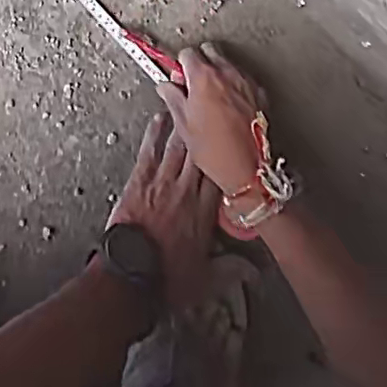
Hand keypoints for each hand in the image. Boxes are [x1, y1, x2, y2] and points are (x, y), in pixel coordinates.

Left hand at [107, 113, 220, 307]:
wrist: (131, 272)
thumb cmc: (167, 277)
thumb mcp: (206, 279)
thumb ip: (232, 270)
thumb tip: (255, 271)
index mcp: (206, 212)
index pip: (223, 178)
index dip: (230, 159)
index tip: (237, 144)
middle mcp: (187, 191)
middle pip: (203, 156)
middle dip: (210, 134)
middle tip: (216, 113)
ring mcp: (163, 182)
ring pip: (180, 147)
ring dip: (186, 127)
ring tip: (192, 107)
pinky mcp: (140, 179)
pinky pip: (151, 150)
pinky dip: (155, 132)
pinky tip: (160, 117)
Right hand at [155, 42, 268, 197]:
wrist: (248, 169)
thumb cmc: (215, 150)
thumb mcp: (184, 124)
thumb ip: (173, 98)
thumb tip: (166, 87)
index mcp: (203, 78)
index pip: (187, 53)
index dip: (180, 66)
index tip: (179, 79)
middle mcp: (226, 73)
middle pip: (209, 51)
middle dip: (200, 63)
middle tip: (193, 85)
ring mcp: (245, 82)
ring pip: (227, 63)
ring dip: (218, 73)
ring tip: (212, 98)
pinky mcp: (259, 93)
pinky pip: (243, 78)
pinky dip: (235, 84)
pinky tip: (229, 105)